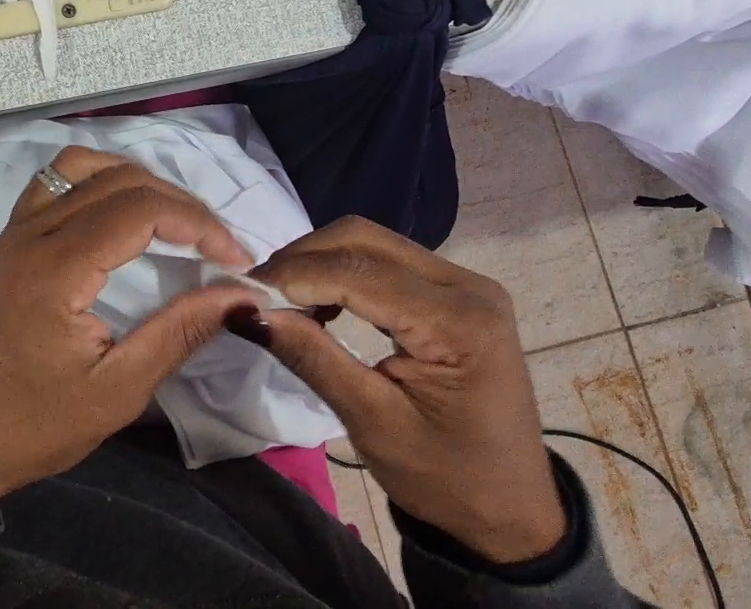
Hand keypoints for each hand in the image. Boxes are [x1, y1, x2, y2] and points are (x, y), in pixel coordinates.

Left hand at [0, 146, 262, 517]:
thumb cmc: (37, 424)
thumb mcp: (119, 389)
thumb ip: (180, 331)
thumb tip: (243, 295)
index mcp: (55, 268)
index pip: (140, 209)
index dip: (199, 224)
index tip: (239, 259)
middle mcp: (31, 234)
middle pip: (118, 181)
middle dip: (179, 204)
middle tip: (219, 246)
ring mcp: (15, 231)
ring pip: (82, 167)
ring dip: (136, 179)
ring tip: (177, 219)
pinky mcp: (10, 239)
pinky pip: (54, 181)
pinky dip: (96, 179)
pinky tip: (123, 208)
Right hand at [247, 217, 565, 564]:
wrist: (509, 510)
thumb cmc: (445, 477)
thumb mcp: (371, 421)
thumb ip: (310, 356)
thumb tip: (246, 310)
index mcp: (458, 322)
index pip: (356, 273)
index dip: (292, 275)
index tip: (241, 292)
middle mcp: (466, 286)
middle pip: (362, 239)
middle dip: (301, 259)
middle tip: (257, 294)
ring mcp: (463, 283)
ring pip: (369, 242)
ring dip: (317, 262)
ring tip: (282, 300)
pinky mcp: (452, 291)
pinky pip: (383, 260)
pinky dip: (340, 271)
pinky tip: (320, 304)